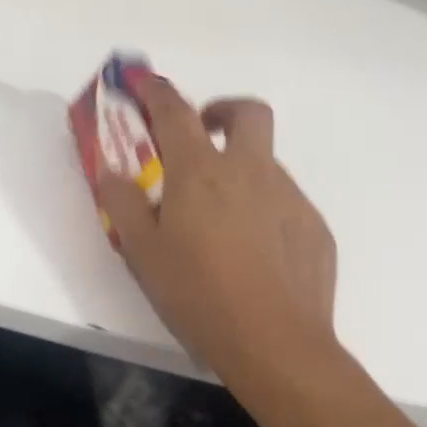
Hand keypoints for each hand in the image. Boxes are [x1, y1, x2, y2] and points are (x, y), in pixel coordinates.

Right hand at [97, 75, 339, 383]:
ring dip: (233, 166)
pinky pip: (279, 199)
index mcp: (200, 173)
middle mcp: (250, 174)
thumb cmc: (194, 289)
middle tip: (194, 132)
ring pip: (262, 161)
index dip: (155, 90)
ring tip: (207, 210)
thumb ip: (121, 199)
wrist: (277, 346)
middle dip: (219, 110)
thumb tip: (113, 171)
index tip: (139, 81)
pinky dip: (255, 203)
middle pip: (248, 114)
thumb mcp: (137, 245)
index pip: (176, 111)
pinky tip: (239, 244)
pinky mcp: (314, 230)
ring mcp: (289, 201)